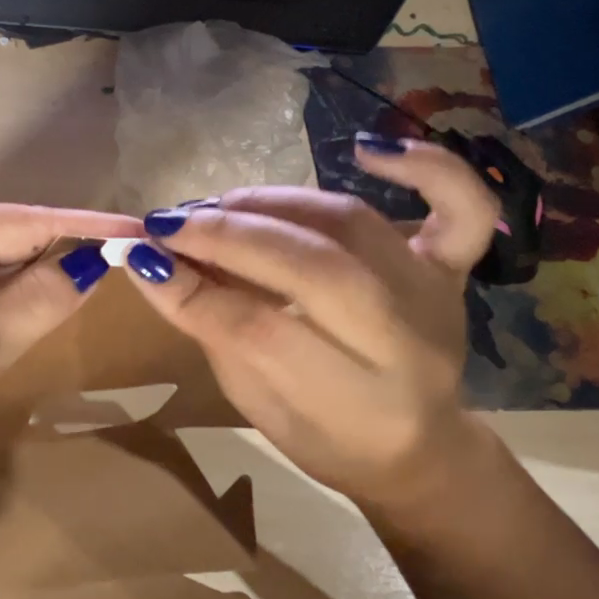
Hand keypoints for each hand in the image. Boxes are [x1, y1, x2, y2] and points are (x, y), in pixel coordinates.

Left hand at [0, 204, 142, 495]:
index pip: (34, 220)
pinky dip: (5, 291)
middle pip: (14, 232)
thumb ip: (30, 307)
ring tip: (106, 282)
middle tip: (141, 268)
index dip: (94, 228)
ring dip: (40, 271)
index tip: (153, 235)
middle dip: (71, 249)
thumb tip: (91, 262)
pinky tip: (39, 305)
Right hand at [119, 135, 502, 504]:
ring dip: (273, 203)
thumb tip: (149, 261)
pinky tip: (366, 149)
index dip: (191, 288)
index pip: (259, 329)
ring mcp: (434, 295)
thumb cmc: (322, 435)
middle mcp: (403, 341)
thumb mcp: (251, 398)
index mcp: (350, 398)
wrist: (417, 449)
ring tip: (219, 206)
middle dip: (228, 237)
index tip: (137, 254)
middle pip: (312, 268)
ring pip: (351, 224)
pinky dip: (425, 167)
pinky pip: (461, 206)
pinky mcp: (454, 268)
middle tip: (168, 224)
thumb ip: (208, 325)